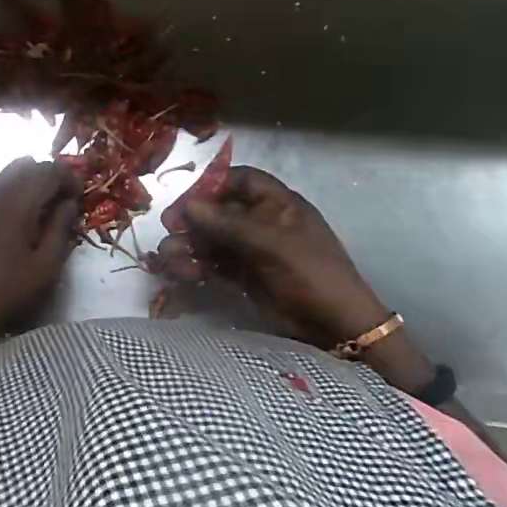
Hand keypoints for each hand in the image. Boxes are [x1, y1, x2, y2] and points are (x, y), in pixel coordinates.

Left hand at [0, 158, 80, 349]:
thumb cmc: (7, 289)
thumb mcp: (46, 265)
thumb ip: (61, 228)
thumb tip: (69, 204)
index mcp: (17, 202)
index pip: (48, 169)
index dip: (68, 178)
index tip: (78, 197)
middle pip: (24, 165)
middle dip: (46, 177)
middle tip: (59, 202)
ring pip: (4, 175)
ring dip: (25, 185)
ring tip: (37, 214)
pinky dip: (6, 196)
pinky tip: (10, 225)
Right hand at [161, 166, 389, 344]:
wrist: (337, 326)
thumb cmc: (312, 273)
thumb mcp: (271, 244)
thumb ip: (228, 224)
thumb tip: (189, 205)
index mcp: (278, 204)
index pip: (240, 180)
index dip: (211, 184)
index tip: (186, 198)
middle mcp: (262, 221)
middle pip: (218, 210)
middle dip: (192, 220)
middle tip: (169, 230)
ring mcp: (252, 249)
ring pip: (211, 239)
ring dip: (189, 246)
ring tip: (170, 258)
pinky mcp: (244, 275)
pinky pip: (213, 263)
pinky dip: (196, 266)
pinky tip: (184, 274)